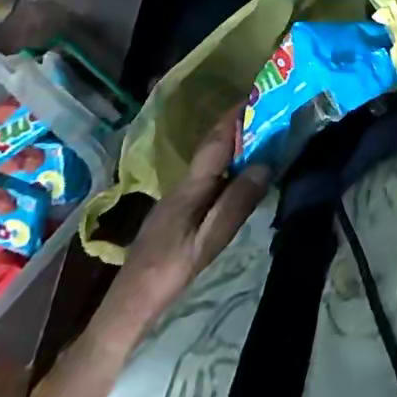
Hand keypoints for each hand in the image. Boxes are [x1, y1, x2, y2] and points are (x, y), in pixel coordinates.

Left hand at [95, 107, 269, 343]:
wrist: (130, 301)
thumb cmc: (170, 271)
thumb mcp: (209, 242)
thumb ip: (236, 204)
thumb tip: (264, 164)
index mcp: (191, 186)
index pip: (216, 139)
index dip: (235, 116)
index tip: (258, 95)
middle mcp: (183, 183)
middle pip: (212, 145)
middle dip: (236, 125)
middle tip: (267, 114)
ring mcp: (176, 196)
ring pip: (208, 161)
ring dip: (231, 145)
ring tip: (259, 139)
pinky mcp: (176, 210)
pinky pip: (206, 176)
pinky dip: (224, 166)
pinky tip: (237, 176)